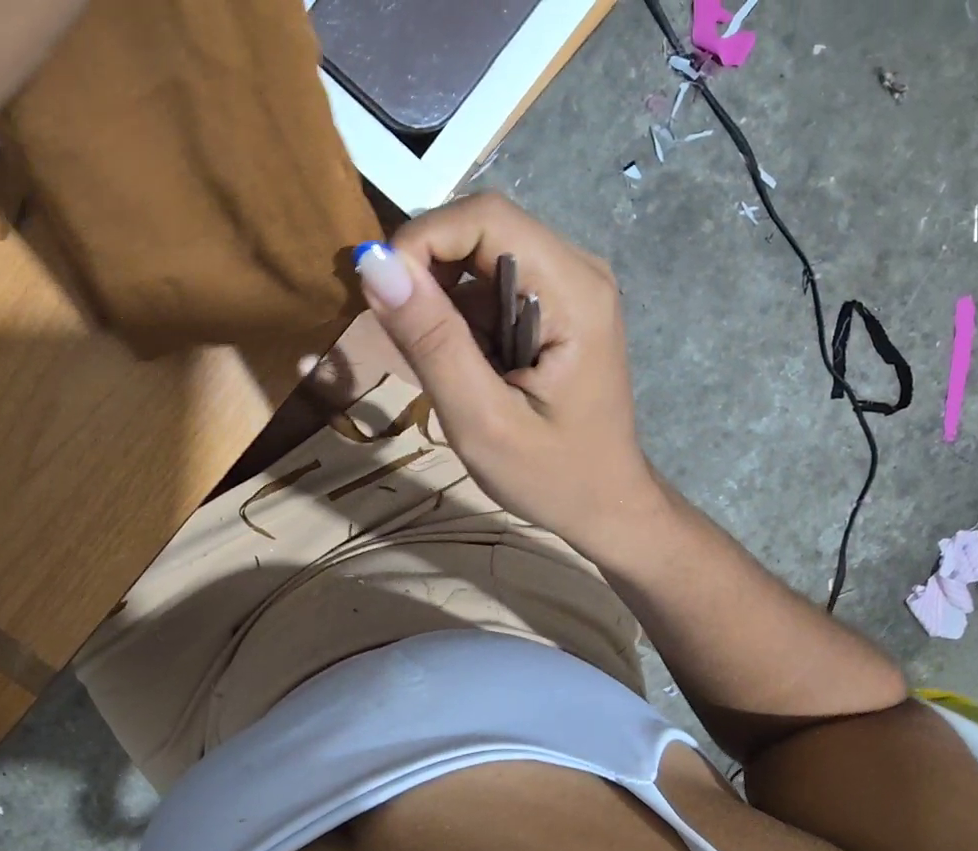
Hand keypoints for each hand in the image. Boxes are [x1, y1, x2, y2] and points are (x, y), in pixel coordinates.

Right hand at [354, 194, 660, 545]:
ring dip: (434, 301)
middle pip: (479, 231)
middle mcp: (574, 270)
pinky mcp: (547, 305)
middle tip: (399, 340)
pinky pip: (483, 287)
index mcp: (572, 291)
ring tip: (432, 366)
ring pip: (474, 258)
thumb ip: (430, 341)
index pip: (484, 218)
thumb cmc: (550, 476)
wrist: (604, 505)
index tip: (378, 297)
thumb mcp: (480, 420)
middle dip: (422, 273)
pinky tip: (456, 367)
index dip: (420, 241)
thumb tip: (373, 266)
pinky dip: (451, 318)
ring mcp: (562, 285)